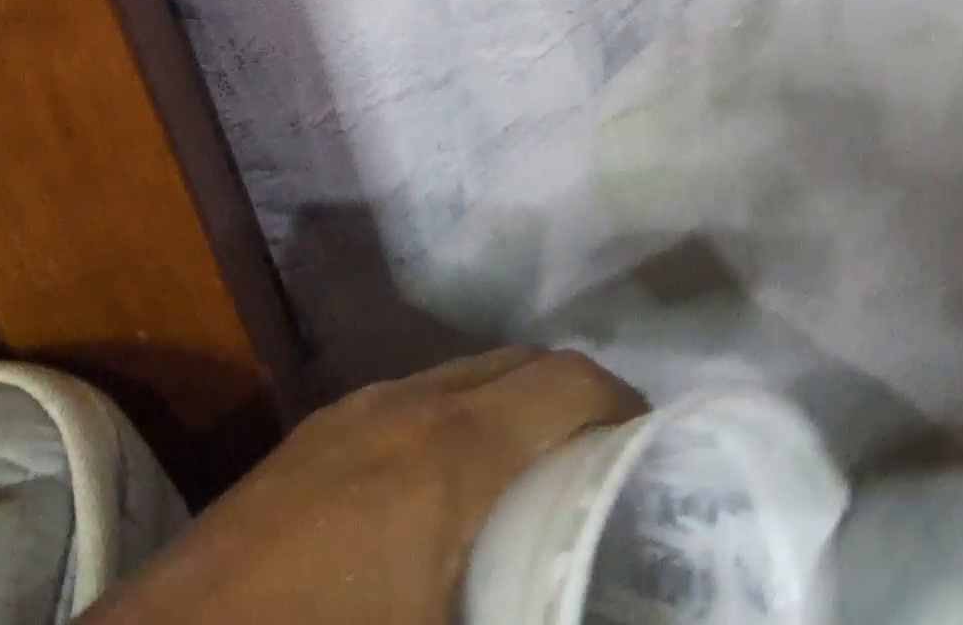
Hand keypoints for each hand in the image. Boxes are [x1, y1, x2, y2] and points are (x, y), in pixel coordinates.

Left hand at [81, 347, 646, 624]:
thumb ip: (529, 600)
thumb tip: (569, 590)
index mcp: (449, 451)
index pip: (565, 380)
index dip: (623, 404)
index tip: (653, 451)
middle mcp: (402, 404)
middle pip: (517, 363)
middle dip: (573, 401)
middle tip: (604, 469)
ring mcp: (348, 412)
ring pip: (461, 376)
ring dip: (512, 409)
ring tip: (534, 479)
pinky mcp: (309, 437)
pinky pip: (411, 401)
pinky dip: (456, 423)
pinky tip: (446, 492)